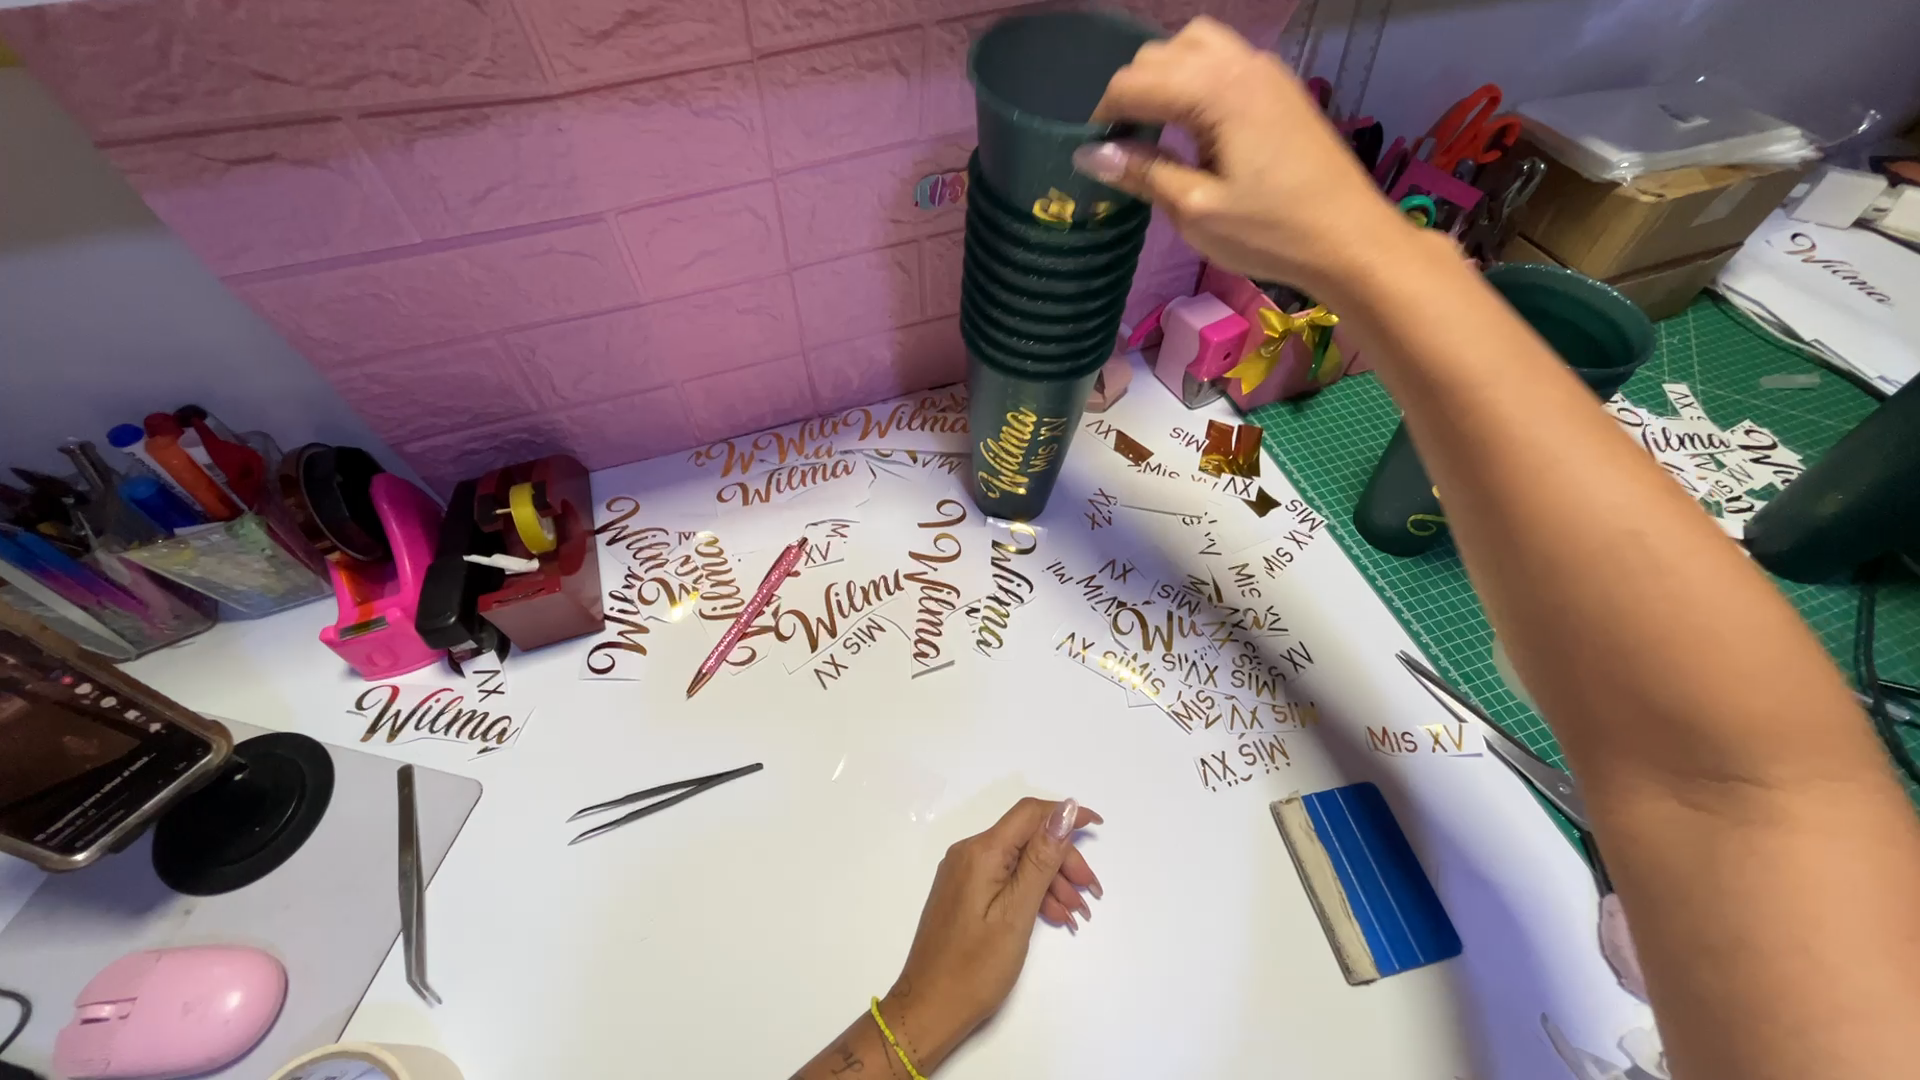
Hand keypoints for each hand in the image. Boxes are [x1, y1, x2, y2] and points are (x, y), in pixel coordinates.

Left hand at [880, 798, 1103, 1071]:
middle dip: (1063, 860)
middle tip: (1092, 893)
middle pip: (1027, 838)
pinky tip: (1054, 917)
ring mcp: (965, 873)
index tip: (1097, 828)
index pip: (1030, 813)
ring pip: (1019, 861)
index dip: (1066, 814)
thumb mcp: (1016, 912)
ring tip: (1078, 914)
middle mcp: (969, 853)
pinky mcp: (965, 893)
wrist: (929, 1010)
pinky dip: (1032, 894)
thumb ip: (1042, 859)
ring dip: (1052, 881)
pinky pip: (1006, 879)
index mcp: (981, 851)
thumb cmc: (975, 967)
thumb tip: (1064, 809)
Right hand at [1071, 17, 1411, 291]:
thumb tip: (1089, 154)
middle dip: (1131, 91)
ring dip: (1163, 76)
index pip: (1136, 80)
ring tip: (1155, 127)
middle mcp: (1240, 63)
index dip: (1104, 114)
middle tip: (1122, 146)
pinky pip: (1223, 59)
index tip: (1094, 154)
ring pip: (1194, 44)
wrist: (1348, 239)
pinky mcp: (1279, 87)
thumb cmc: (1269, 232)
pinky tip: (1192, 124)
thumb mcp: (1195, 209)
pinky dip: (1194, 78)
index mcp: (1217, 91)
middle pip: (1162, 52)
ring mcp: (1265, 70)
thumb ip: (1142, 172)